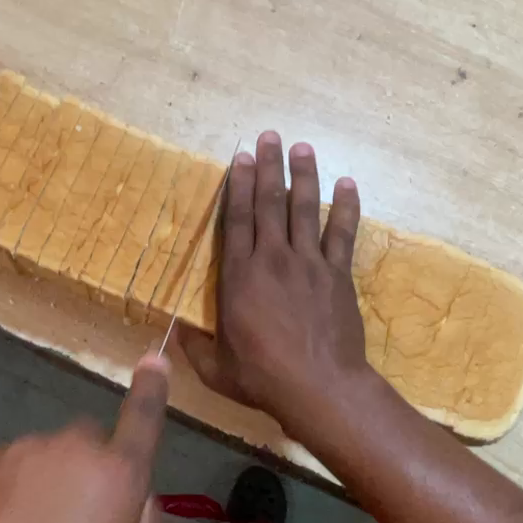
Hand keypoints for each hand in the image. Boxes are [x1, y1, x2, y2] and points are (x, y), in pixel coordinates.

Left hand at [0, 354, 170, 522]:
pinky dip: (11, 489)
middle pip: (89, 445)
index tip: (155, 359)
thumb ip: (142, 521)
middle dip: (88, 471)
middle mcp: (73, 447)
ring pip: (48, 456)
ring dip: (47, 482)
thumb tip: (134, 493)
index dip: (151, 390)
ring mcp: (24, 449)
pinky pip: (12, 466)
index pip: (142, 419)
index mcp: (118, 475)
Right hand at [181, 132, 376, 436]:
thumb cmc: (262, 378)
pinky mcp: (337, 274)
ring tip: (302, 147)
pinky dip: (346, 207)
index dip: (239, 186)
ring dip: (303, 175)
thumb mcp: (215, 369)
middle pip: (270, 204)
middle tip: (269, 136)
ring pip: (305, 209)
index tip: (240, 157)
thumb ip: (195, 348)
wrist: (319, 386)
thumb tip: (175, 335)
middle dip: (269, 167)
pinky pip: (343, 233)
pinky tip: (347, 183)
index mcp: (239, 277)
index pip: (237, 220)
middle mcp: (272, 259)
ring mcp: (308, 264)